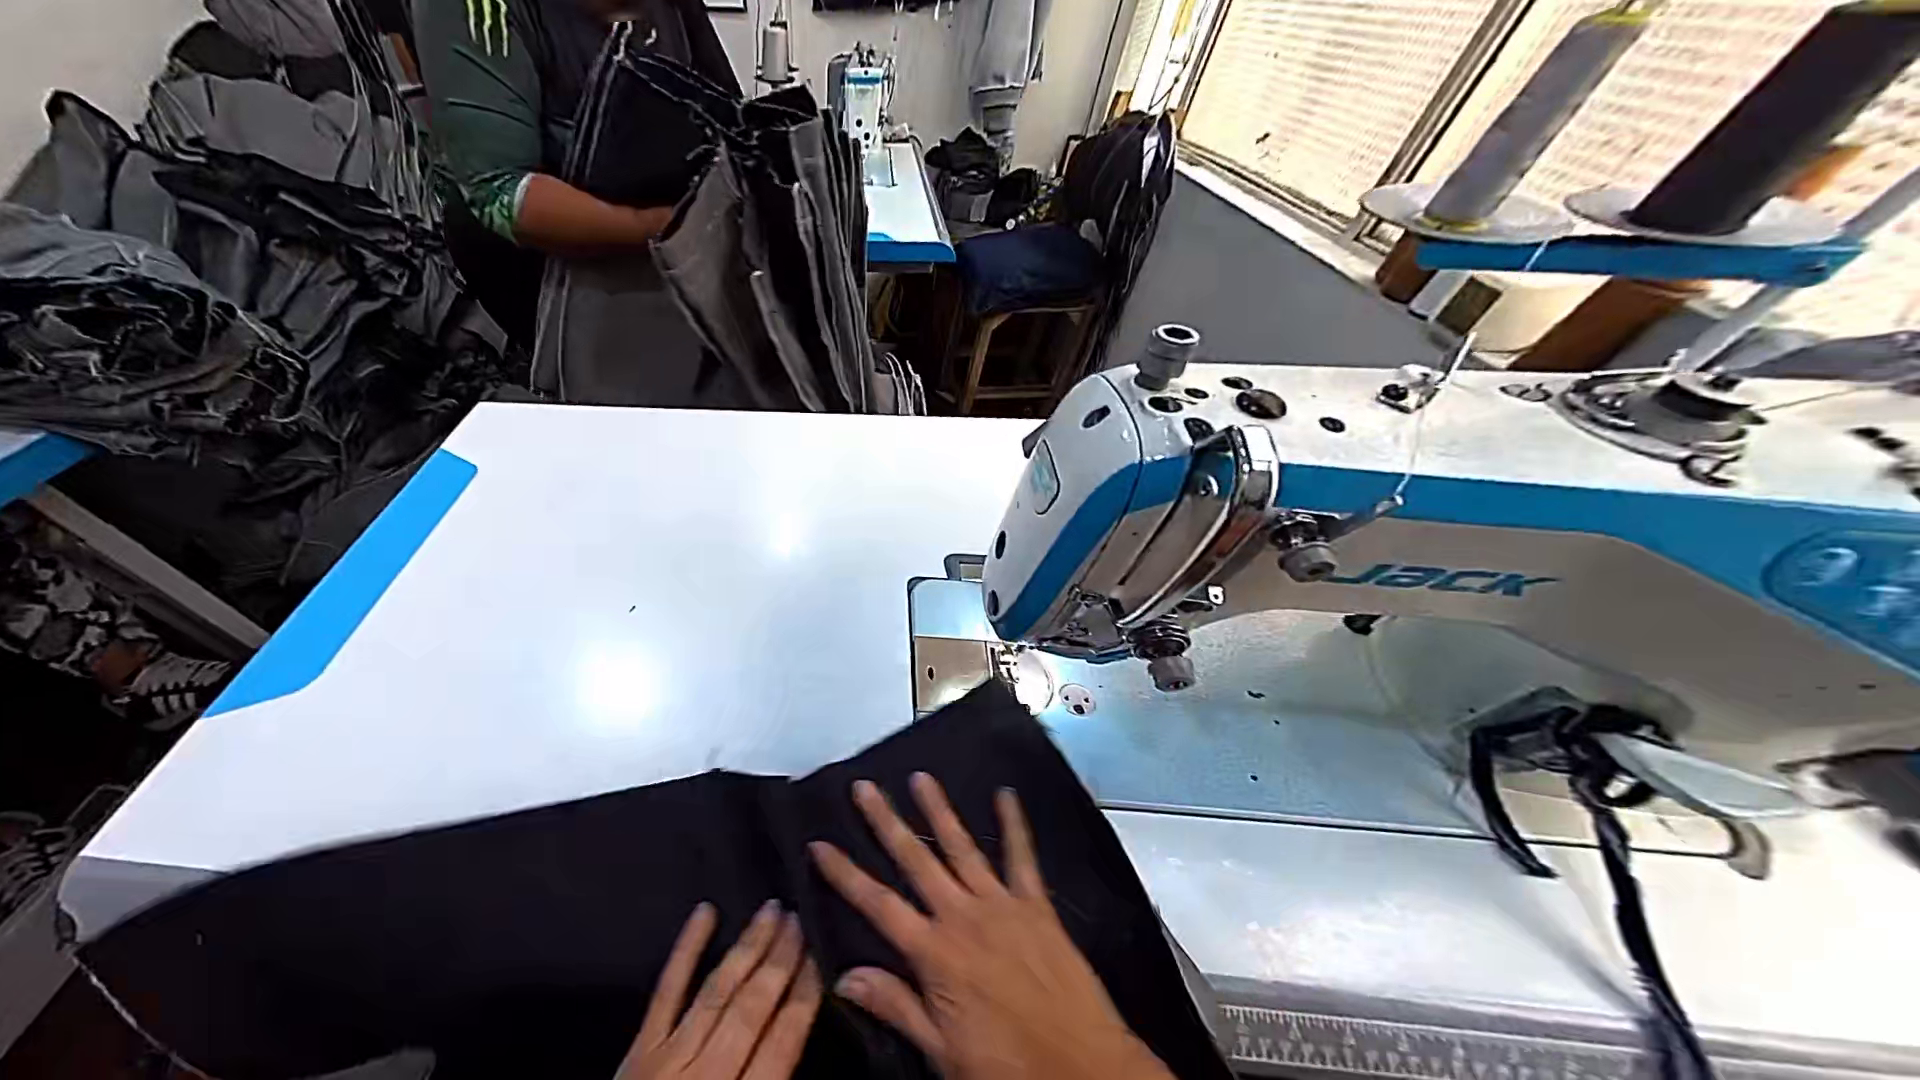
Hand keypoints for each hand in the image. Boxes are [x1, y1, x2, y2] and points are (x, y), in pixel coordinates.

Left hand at [614, 900, 822, 1079]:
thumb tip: (800, 1035)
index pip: (783, 1039)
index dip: (805, 993)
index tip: (821, 954)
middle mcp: (707, 1077)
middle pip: (752, 1007)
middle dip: (781, 959)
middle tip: (801, 918)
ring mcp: (666, 1062)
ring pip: (717, 991)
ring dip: (748, 946)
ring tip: (772, 910)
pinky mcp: (636, 1054)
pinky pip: (664, 993)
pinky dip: (686, 950)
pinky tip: (705, 913)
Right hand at [808, 774, 1175, 1079]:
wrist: (1081, 1066)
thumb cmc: (1007, 1065)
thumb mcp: (942, 1051)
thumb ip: (896, 1006)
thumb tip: (844, 976)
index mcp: (935, 953)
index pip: (878, 905)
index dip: (845, 874)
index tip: (820, 844)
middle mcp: (963, 916)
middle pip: (916, 861)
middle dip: (886, 822)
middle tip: (865, 788)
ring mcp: (1001, 904)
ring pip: (962, 848)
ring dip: (939, 811)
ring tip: (921, 778)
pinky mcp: (1036, 904)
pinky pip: (1022, 856)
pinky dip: (1014, 824)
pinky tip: (1007, 794)